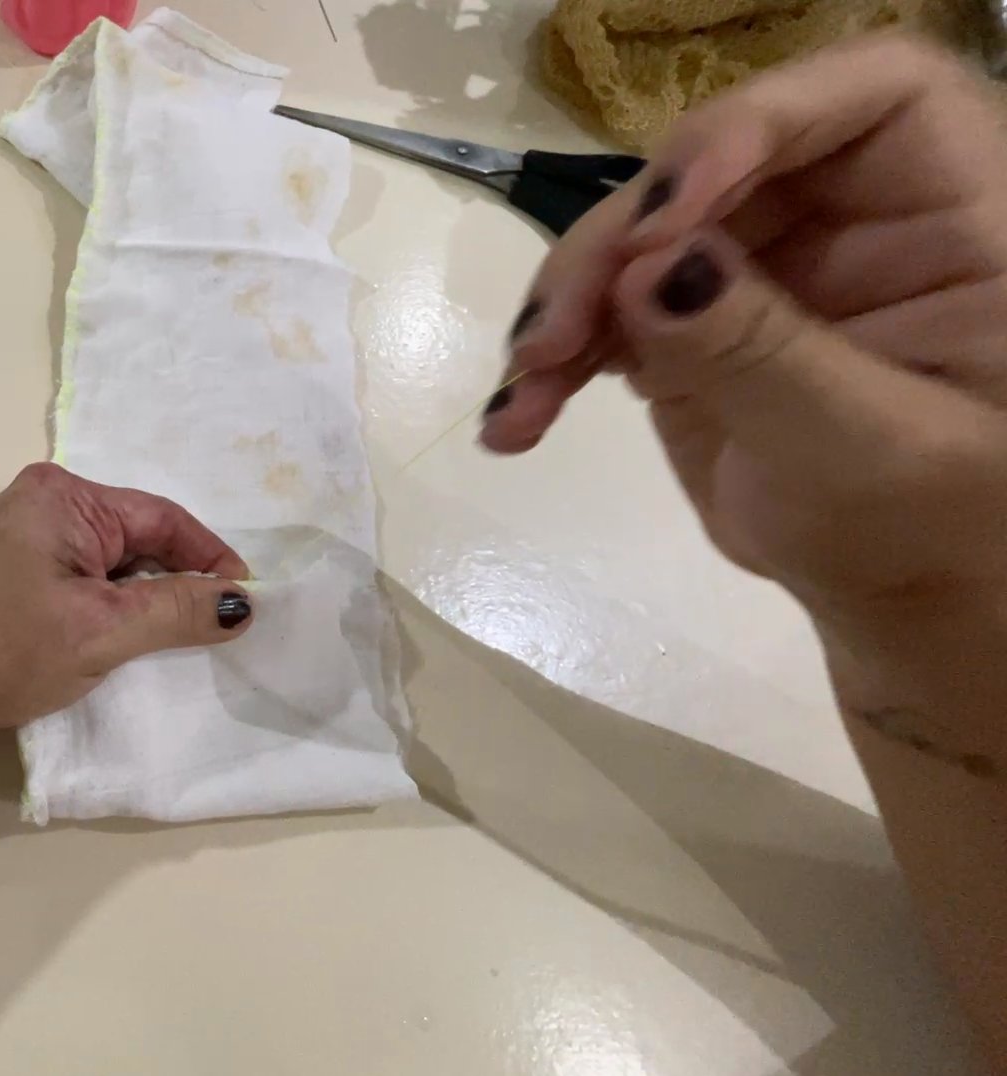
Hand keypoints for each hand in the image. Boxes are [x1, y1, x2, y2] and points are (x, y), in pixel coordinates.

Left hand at [0, 463, 251, 748]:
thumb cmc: (10, 652)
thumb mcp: (104, 629)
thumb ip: (177, 610)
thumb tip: (242, 602)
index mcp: (62, 496)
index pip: (159, 517)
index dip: (208, 556)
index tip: (244, 598)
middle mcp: (42, 500)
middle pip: (135, 534)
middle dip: (175, 576)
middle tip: (214, 621)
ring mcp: (24, 532)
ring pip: (110, 557)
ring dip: (143, 592)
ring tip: (175, 630)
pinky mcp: (14, 564)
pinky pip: (83, 571)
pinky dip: (111, 598)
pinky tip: (126, 628)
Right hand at [481, 33, 1006, 627]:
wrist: (887, 588)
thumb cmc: (929, 530)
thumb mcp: (864, 446)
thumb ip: (760, 353)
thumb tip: (644, 271)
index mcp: (950, 222)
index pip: (867, 99)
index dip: (753, 129)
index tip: (656, 227)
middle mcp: (840, 231)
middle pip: (695, 183)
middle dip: (602, 258)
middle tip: (543, 346)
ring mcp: (746, 283)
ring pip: (622, 255)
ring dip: (554, 321)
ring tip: (519, 400)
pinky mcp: (674, 337)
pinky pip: (592, 326)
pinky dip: (542, 374)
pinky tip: (512, 424)